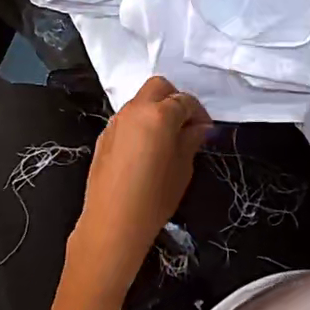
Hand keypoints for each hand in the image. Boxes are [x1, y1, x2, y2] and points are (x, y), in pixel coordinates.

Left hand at [67, 77, 209, 299]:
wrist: (112, 221)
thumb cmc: (154, 197)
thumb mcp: (182, 168)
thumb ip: (190, 140)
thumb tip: (198, 128)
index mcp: (158, 114)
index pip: (184, 101)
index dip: (198, 113)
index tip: (205, 130)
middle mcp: (134, 111)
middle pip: (158, 87)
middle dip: (175, 99)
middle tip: (186, 124)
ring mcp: (116, 122)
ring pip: (140, 102)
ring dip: (155, 110)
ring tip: (167, 138)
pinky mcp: (104, 137)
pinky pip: (127, 120)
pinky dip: (140, 124)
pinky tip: (146, 150)